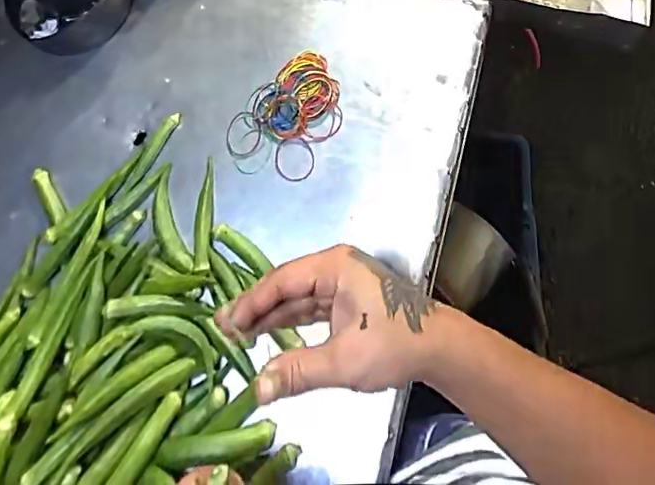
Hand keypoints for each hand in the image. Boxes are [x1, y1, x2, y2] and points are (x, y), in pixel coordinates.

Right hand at [216, 244, 445, 404]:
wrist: (435, 345)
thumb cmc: (394, 343)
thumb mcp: (344, 361)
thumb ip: (298, 371)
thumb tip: (256, 387)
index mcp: (336, 267)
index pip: (283, 280)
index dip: (251, 302)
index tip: (223, 325)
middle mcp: (336, 268)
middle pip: (286, 286)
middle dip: (254, 307)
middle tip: (219, 331)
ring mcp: (341, 283)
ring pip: (295, 298)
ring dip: (268, 316)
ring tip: (234, 336)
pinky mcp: (345, 300)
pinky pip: (308, 308)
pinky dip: (286, 322)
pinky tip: (266, 337)